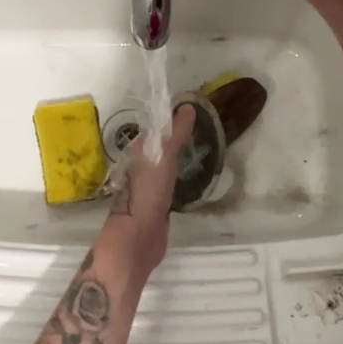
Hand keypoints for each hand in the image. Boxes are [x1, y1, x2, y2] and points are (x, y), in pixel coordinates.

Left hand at [102, 102, 195, 281]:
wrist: (138, 238)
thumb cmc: (148, 193)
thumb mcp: (163, 158)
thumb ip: (175, 134)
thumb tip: (188, 105)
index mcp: (137, 153)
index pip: (155, 129)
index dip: (172, 120)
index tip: (194, 111)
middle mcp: (142, 167)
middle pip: (162, 148)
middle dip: (179, 139)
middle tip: (205, 131)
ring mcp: (150, 187)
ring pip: (167, 166)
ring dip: (182, 159)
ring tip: (204, 151)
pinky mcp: (159, 205)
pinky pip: (173, 185)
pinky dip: (184, 179)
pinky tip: (196, 178)